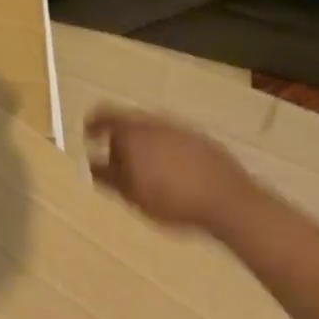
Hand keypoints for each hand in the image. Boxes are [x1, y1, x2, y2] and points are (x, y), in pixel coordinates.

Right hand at [84, 109, 258, 232]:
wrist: (230, 203)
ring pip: (152, 132)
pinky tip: (174, 175)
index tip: (88, 137)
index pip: (104, 115)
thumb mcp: (133, 195)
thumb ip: (107, 177)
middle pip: (128, 123)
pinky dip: (166, 152)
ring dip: (144, 147)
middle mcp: (155, 122)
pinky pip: (174, 141)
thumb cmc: (173, 199)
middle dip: (119, 140)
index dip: (92, 125)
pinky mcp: (203, 141)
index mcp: (133, 130)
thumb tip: (90, 165)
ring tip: (146, 173)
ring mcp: (181, 129)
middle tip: (118, 164)